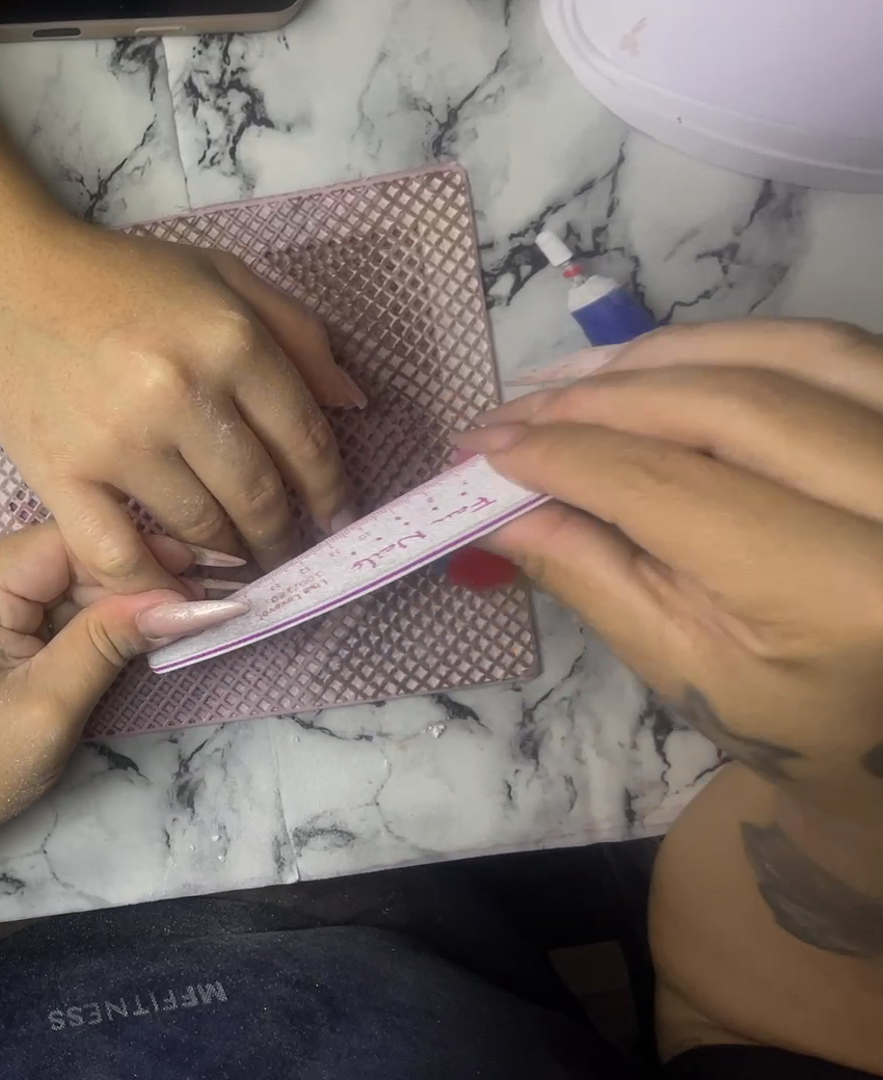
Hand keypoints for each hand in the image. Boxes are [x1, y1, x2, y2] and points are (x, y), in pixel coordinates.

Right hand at [0, 221, 363, 588]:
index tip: (334, 518)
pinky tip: (173, 592)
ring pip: (198, 529)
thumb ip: (298, 332)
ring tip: (238, 561)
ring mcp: (116, 444)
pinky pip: (116, 553)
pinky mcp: (60, 477)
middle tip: (287, 549)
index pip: (305, 440)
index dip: (330, 491)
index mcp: (229, 341)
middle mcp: (179, 396)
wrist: (5, 281)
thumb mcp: (223, 274)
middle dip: (284, 533)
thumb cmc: (115, 277)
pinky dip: (152, 584)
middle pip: (257, 494)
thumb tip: (353, 405)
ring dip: (230, 556)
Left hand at [0, 524, 248, 884]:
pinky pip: (48, 596)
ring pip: (61, 573)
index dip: (131, 555)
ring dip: (116, 595)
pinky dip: (91, 612)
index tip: (197, 575)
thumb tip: (196, 601)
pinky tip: (136, 622)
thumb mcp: (53, 702)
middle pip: (62, 553)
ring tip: (180, 610)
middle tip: (200, 595)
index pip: (61, 543)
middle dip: (129, 577)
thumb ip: (113, 640)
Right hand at [453, 319, 882, 817]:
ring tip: (557, 382)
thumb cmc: (789, 710)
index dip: (558, 456)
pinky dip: (723, 343)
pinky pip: (828, 349)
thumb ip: (579, 568)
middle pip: (722, 406)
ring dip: (649, 359)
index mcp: (844, 590)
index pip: (665, 486)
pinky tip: (646, 365)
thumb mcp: (671, 658)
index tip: (476, 448)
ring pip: (785, 354)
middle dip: (587, 402)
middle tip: (504, 416)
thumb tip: (485, 502)